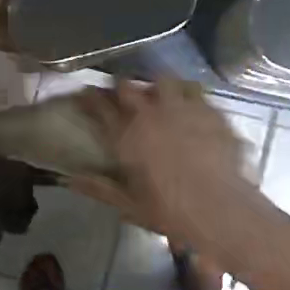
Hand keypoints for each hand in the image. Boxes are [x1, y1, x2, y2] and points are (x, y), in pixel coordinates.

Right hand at [74, 78, 267, 247]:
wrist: (220, 208)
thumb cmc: (169, 210)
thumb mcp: (128, 204)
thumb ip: (98, 188)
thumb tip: (69, 179)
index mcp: (126, 135)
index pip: (99, 106)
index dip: (89, 98)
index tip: (84, 95)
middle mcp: (151, 114)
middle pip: (128, 86)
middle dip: (120, 87)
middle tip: (120, 95)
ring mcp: (183, 108)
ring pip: (164, 80)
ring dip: (157, 85)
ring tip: (158, 94)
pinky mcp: (211, 111)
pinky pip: (196, 92)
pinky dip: (188, 95)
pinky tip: (191, 107)